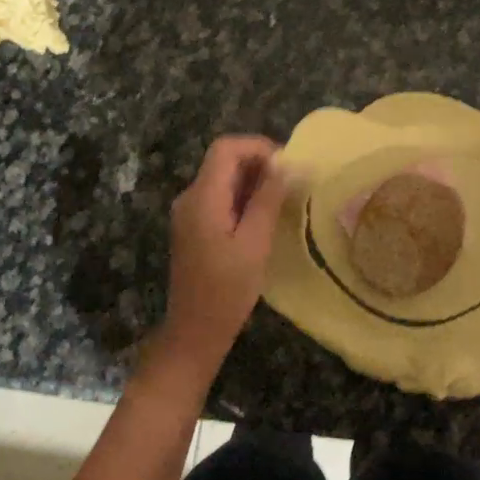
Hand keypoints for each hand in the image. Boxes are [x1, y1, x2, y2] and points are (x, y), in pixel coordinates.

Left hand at [162, 135, 289, 368]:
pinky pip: (219, 198)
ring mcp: (189, 213)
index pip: (226, 148)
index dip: (258, 147)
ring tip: (282, 200)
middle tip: (291, 184)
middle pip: (223, 161)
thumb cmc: (227, 290)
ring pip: (222, 179)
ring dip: (253, 182)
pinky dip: (242, 198)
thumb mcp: (255, 243)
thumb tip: (284, 163)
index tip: (287, 165)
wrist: (195, 332)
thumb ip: (268, 199)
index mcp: (202, 198)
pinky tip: (263, 218)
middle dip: (259, 164)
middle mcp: (190, 198)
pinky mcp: (194, 227)